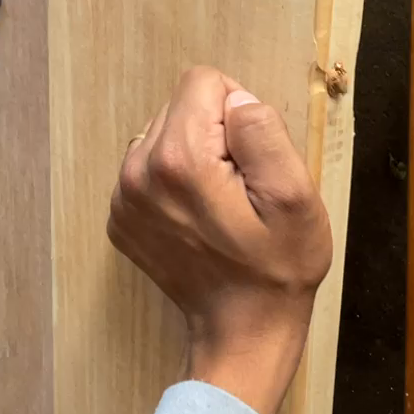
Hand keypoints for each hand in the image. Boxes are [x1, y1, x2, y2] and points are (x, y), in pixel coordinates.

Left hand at [109, 67, 331, 413]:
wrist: (244, 332)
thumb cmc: (279, 266)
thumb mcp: (294, 195)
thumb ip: (263, 132)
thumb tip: (235, 101)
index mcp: (179, 160)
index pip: (203, 82)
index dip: (239, 112)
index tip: (252, 160)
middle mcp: (136, 172)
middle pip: (180, 106)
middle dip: (215, 133)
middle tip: (240, 186)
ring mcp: (121, 199)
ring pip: (164, 133)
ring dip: (195, 154)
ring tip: (220, 202)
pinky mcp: (118, 218)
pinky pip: (150, 166)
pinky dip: (176, 180)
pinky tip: (199, 217)